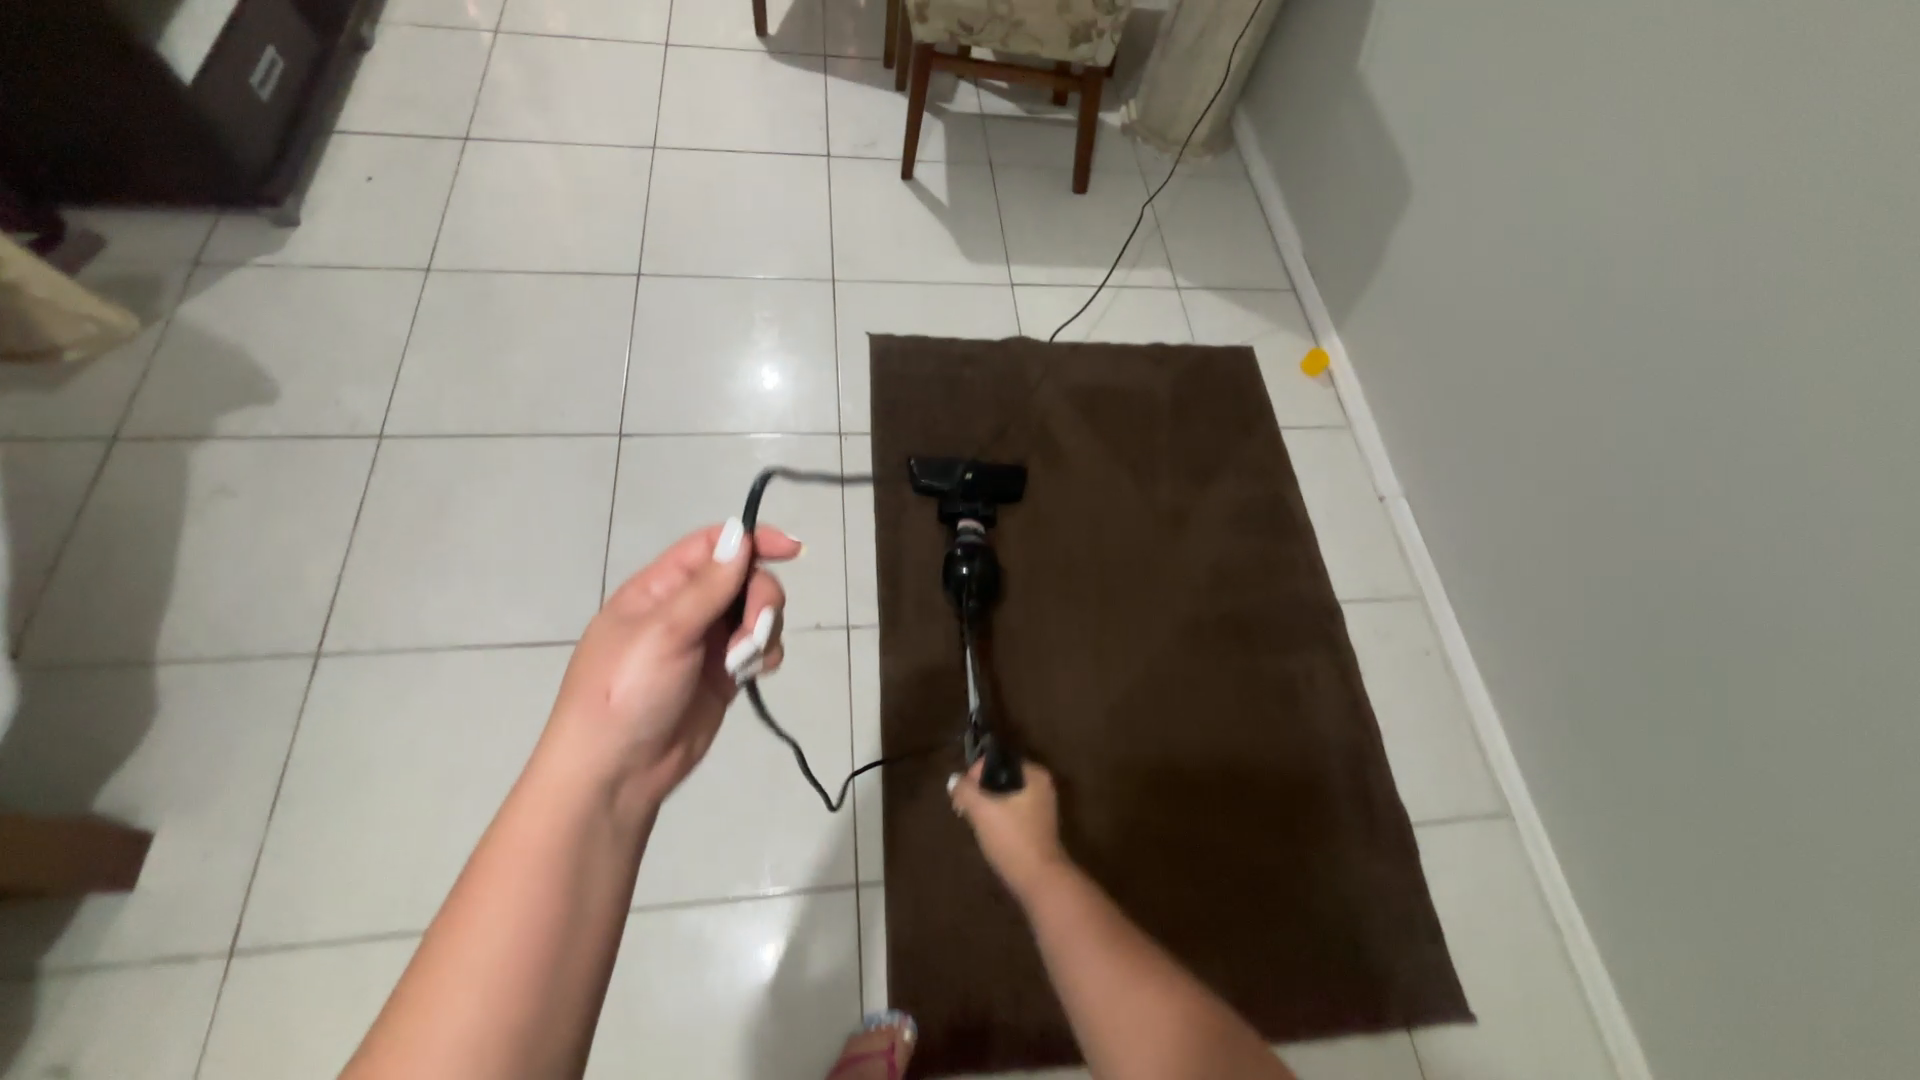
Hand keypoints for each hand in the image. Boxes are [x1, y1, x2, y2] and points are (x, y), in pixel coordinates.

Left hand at [544, 518, 799, 814]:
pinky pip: (758, 650)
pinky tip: (752, 675)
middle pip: (744, 580)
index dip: (753, 540)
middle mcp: (685, 609)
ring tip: (742, 664)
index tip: (792, 550)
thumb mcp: (664, 632)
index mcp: (660, 587)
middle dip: (760, 600)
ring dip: (761, 631)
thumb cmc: (625, 692)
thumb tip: (740, 533)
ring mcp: (705, 643)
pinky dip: (764, 656)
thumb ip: (708, 585)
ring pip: (756, 615)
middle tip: (753, 632)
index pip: (713, 545)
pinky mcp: (722, 676)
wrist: (615, 773)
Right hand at [950, 758, 1072, 901]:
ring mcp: (1041, 808)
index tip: (963, 795)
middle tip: (963, 809)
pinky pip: (1012, 812)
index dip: (975, 774)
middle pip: (1000, 778)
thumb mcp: (983, 811)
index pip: (998, 761)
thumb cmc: (1013, 839)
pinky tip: (986, 832)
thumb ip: (965, 791)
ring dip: (986, 806)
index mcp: (1035, 775)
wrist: (1039, 881)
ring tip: (971, 821)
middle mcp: (1041, 787)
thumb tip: (953, 779)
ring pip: (1005, 797)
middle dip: (979, 791)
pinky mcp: (1037, 828)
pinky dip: (997, 818)